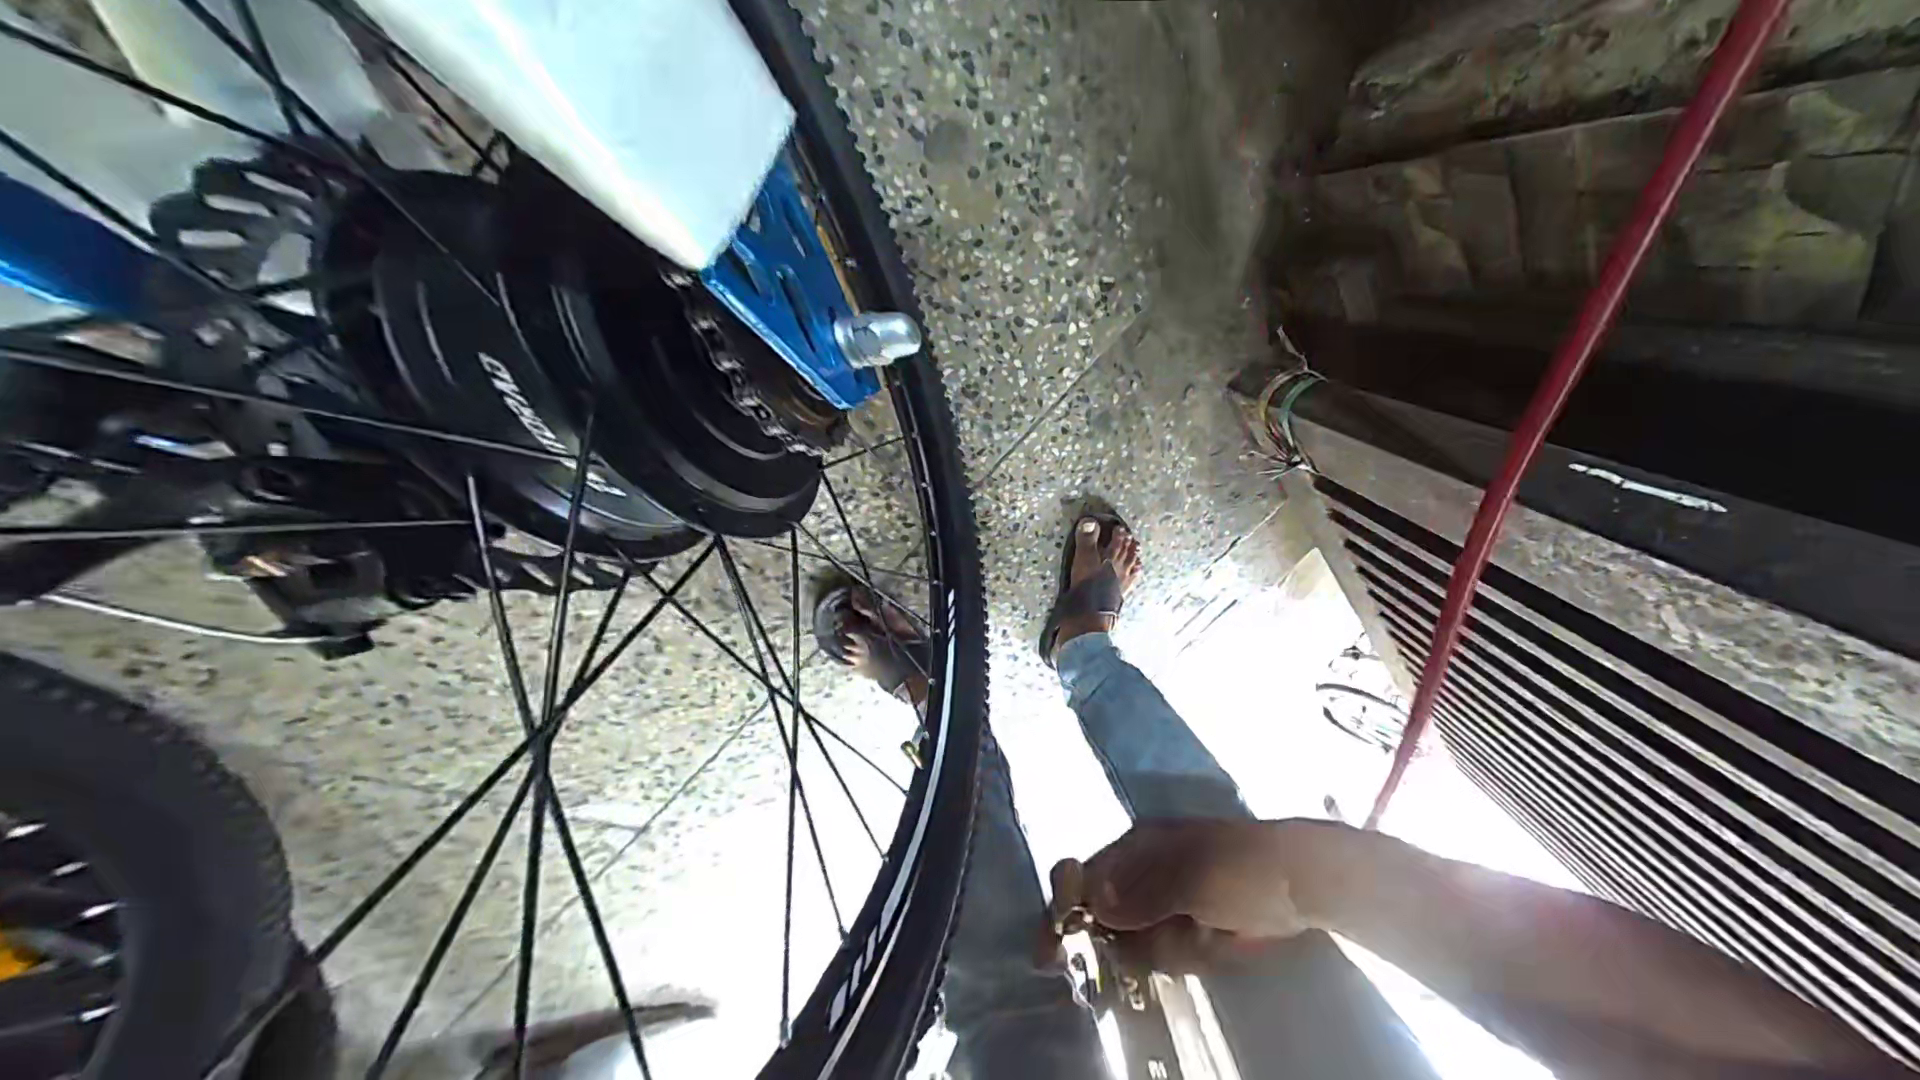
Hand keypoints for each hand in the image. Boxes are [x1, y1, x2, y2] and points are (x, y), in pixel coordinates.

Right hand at [1049, 820, 1317, 972]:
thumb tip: (1097, 905)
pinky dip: (1179, 955)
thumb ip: (1144, 893)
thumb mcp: (1191, 875)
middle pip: (1100, 915)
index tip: (1054, 943)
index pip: (1083, 875)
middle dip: (1104, 940)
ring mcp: (1161, 906)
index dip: (1065, 903)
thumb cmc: (1240, 866)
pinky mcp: (1183, 930)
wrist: (1299, 884)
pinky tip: (1214, 939)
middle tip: (1131, 952)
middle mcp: (1139, 878)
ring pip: (1131, 943)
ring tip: (1205, 933)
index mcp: (1134, 850)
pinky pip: (1162, 954)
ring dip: (1157, 950)